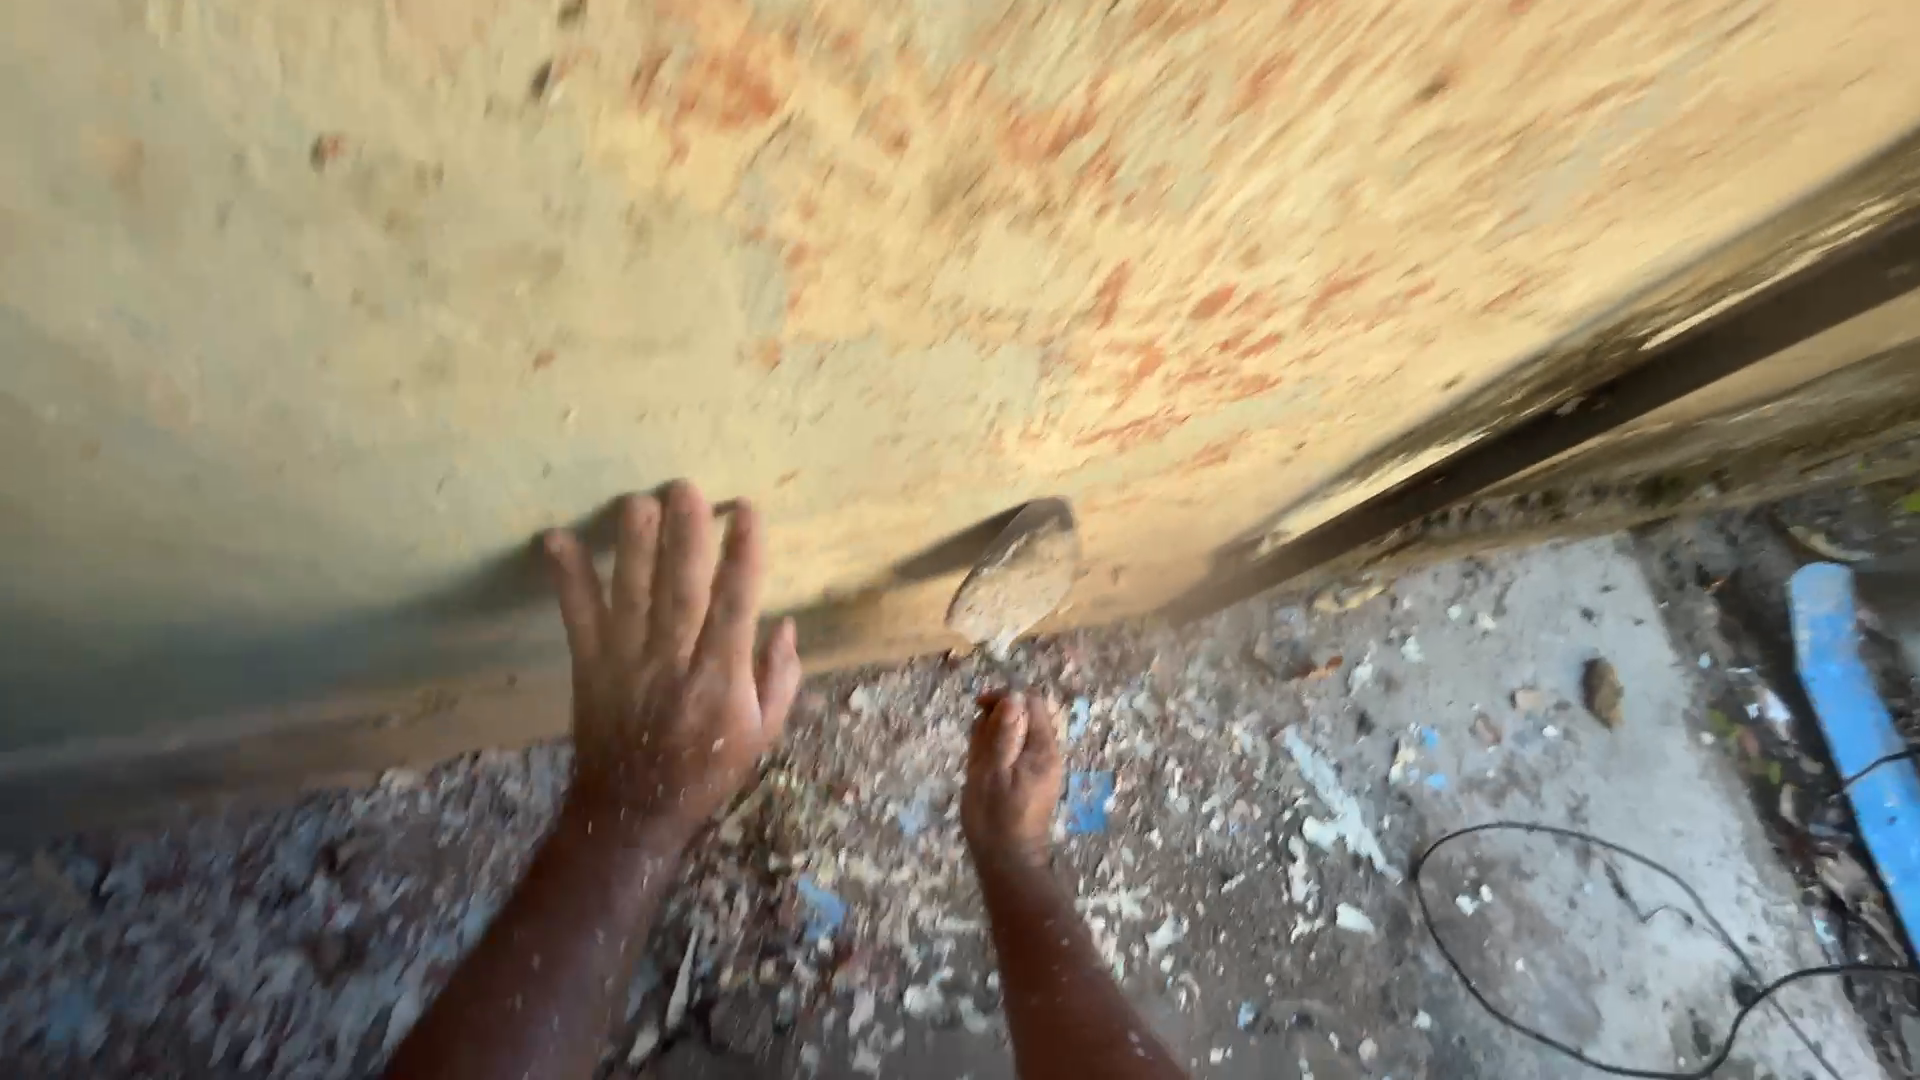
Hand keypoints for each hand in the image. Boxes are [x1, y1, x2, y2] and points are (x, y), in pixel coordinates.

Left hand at [542, 481, 801, 847]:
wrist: (633, 811)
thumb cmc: (710, 768)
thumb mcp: (764, 731)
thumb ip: (780, 676)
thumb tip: (784, 622)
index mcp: (722, 680)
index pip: (735, 606)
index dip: (743, 556)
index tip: (745, 511)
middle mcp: (673, 664)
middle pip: (680, 591)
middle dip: (684, 537)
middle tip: (685, 488)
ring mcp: (626, 663)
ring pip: (631, 595)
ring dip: (632, 544)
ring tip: (636, 499)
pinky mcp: (590, 667)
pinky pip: (578, 617)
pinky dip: (566, 577)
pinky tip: (555, 539)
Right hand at [962, 692, 1063, 871]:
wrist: (1008, 862)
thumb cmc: (996, 817)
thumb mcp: (993, 771)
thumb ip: (1004, 733)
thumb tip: (1013, 695)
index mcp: (1043, 747)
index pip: (1030, 700)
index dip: (1003, 697)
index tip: (978, 707)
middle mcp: (1047, 752)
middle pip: (1025, 714)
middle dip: (996, 717)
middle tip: (976, 740)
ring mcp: (1041, 766)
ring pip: (1017, 732)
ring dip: (994, 735)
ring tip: (978, 758)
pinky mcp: (1032, 779)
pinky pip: (1016, 751)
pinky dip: (997, 751)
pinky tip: (984, 769)